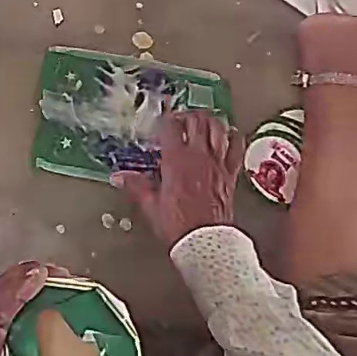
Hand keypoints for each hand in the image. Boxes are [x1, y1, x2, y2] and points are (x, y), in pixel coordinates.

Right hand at [113, 111, 244, 246]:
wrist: (205, 241)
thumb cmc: (178, 225)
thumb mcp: (151, 205)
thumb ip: (136, 186)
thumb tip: (120, 176)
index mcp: (176, 161)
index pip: (171, 127)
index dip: (165, 119)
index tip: (161, 121)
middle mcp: (198, 156)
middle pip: (196, 121)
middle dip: (187, 114)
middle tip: (181, 117)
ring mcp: (217, 163)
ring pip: (218, 128)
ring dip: (209, 120)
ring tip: (203, 119)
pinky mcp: (230, 173)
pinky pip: (237, 147)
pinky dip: (234, 136)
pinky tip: (229, 134)